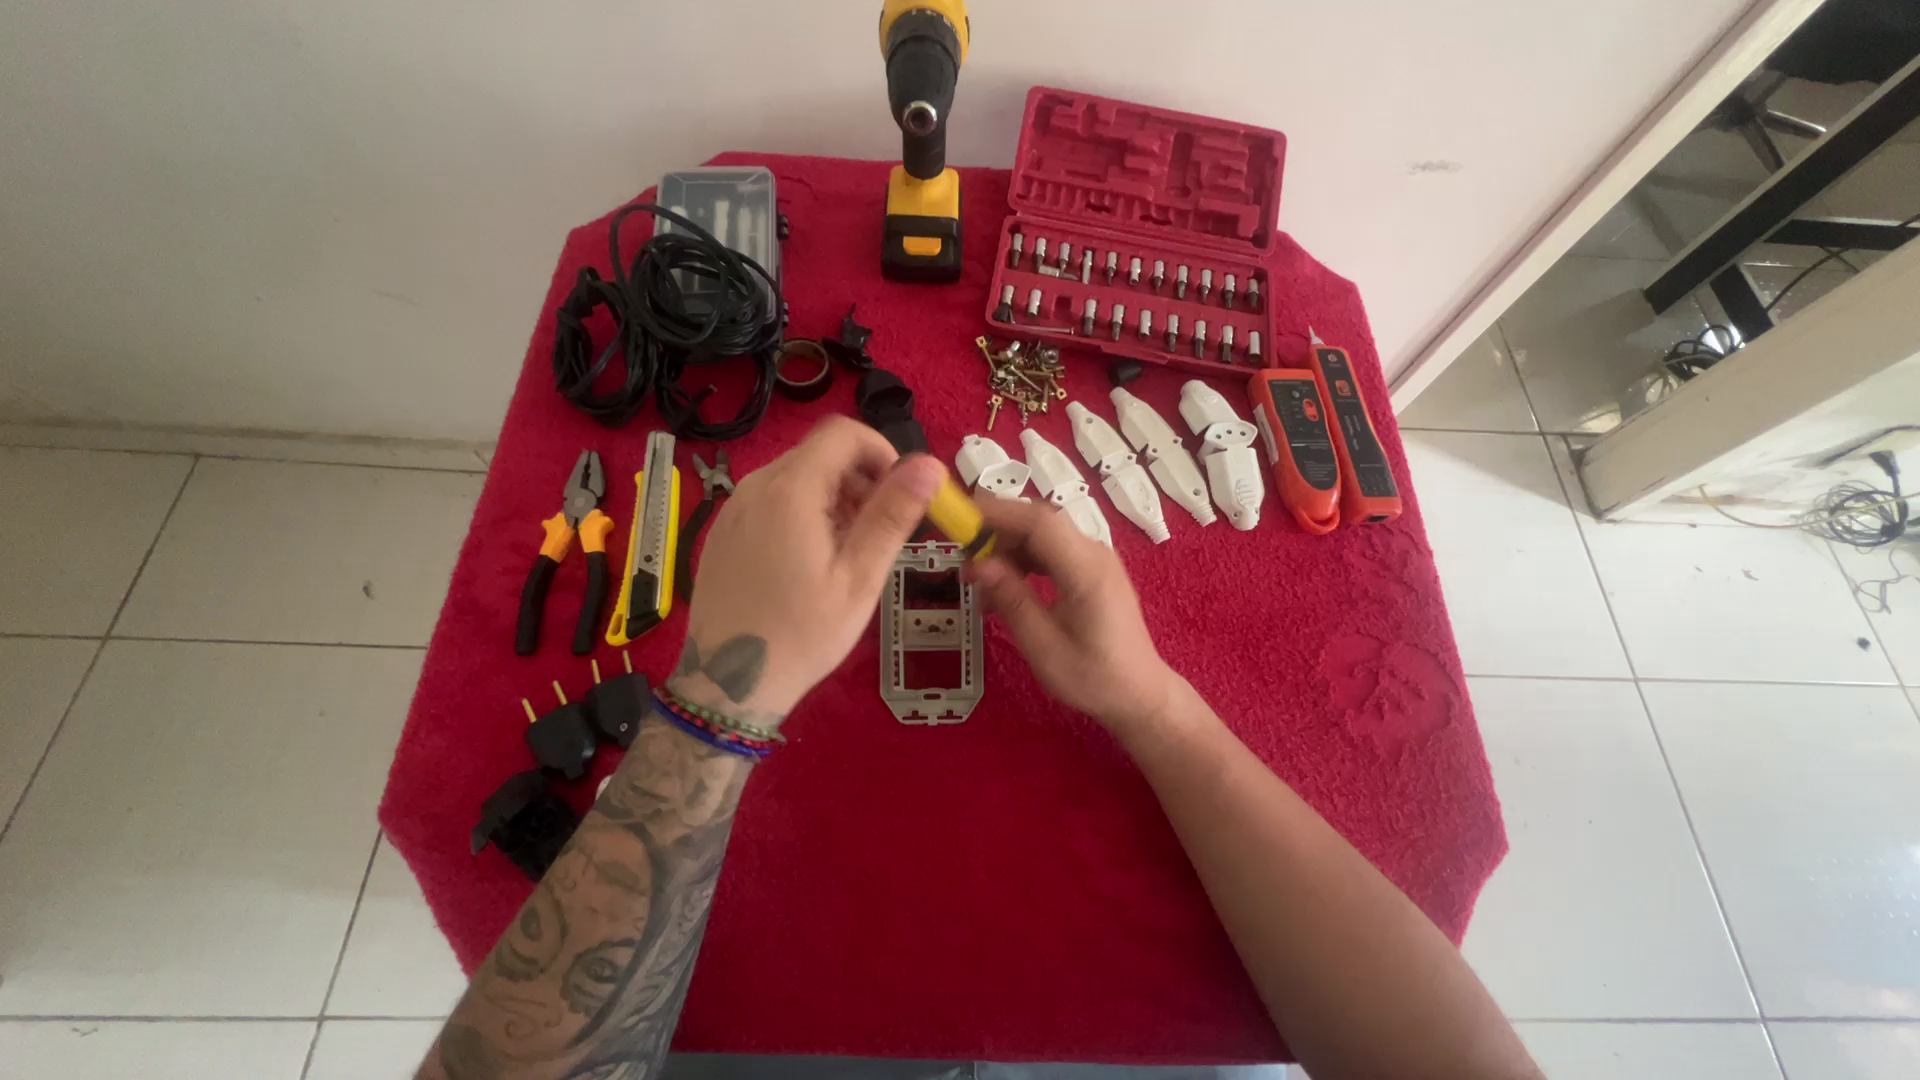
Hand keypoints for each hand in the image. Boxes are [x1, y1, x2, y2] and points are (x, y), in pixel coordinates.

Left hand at [670, 417, 942, 728]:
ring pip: (796, 475)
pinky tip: (810, 560)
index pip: (844, 433)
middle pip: (819, 453)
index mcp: (791, 489)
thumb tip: (930, 464)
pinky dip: (803, 511)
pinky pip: (772, 499)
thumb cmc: (803, 633)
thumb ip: (893, 513)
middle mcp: (756, 485)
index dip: (881, 451)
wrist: (728, 683)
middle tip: (878, 532)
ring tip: (847, 551)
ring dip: (833, 496)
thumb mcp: (860, 576)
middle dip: (860, 478)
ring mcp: (734, 507)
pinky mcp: (724, 529)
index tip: (900, 493)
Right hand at [967, 498, 1183, 739]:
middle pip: (1040, 521)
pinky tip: (1005, 586)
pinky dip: (1024, 560)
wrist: (1138, 692)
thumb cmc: (1092, 677)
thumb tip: (978, 564)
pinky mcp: (1092, 569)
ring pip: (1044, 534)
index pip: (1039, 522)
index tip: (960, 521)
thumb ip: (1012, 601)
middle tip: (964, 557)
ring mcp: (1096, 559)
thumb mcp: (1044, 647)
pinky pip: (1053, 550)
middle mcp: (1095, 553)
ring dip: (1008, 547)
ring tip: (979, 578)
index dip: (998, 513)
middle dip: (997, 531)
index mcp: (1086, 570)